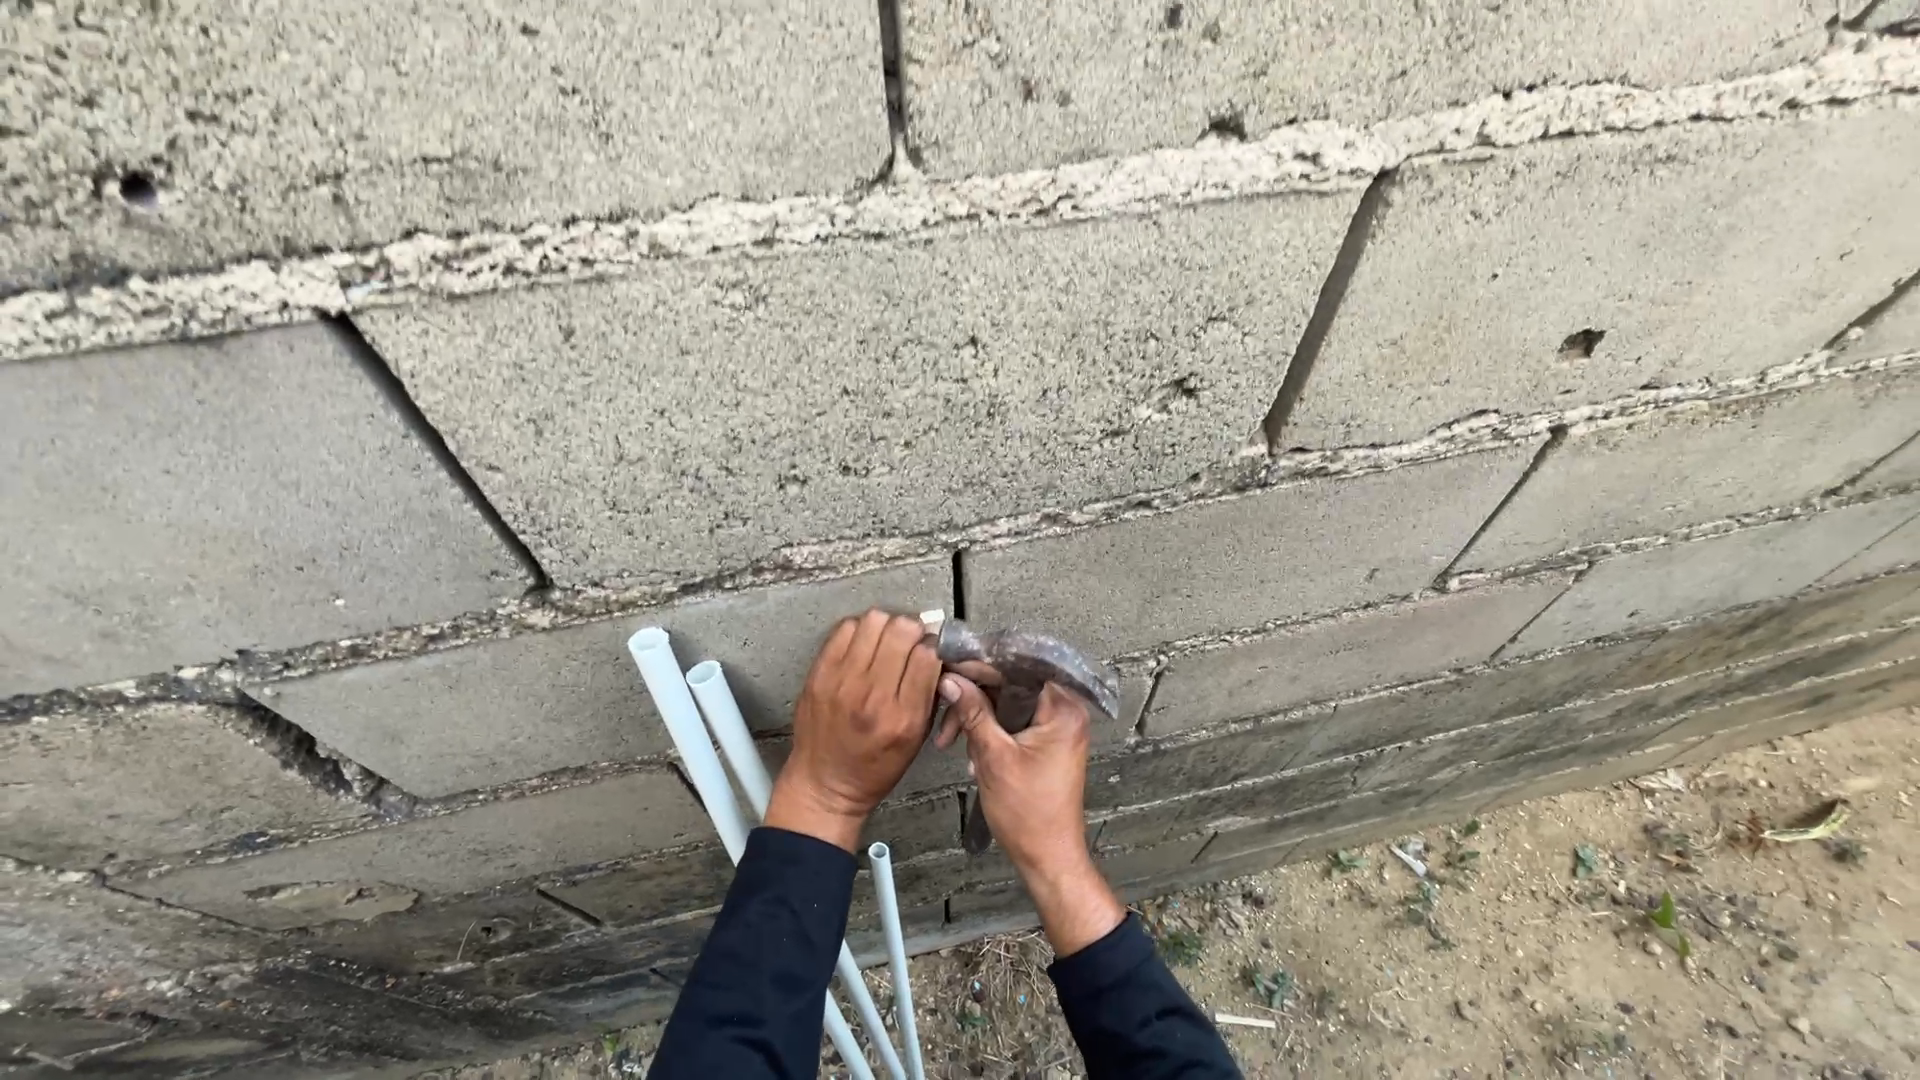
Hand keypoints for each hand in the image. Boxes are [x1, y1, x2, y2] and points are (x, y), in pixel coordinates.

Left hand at [764, 610, 939, 851]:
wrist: (825, 784)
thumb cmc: (875, 767)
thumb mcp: (917, 739)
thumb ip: (929, 694)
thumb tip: (935, 651)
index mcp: (904, 716)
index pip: (928, 654)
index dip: (934, 645)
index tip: (932, 648)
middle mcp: (873, 694)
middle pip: (902, 630)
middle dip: (913, 630)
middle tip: (910, 641)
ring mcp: (842, 681)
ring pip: (874, 621)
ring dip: (886, 626)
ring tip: (886, 641)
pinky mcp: (819, 674)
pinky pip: (844, 629)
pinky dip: (859, 630)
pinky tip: (862, 646)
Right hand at [936, 676, 1125, 954]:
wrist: (1047, 857)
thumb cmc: (1030, 814)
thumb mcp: (993, 757)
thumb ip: (973, 712)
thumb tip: (951, 680)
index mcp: (1063, 709)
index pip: (1019, 667)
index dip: (982, 668)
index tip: (952, 670)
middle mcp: (1065, 712)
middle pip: (1012, 685)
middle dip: (975, 699)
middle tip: (947, 714)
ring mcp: (1057, 727)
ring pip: (1008, 704)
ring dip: (978, 718)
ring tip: (954, 741)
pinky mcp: (1047, 742)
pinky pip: (1014, 722)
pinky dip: (991, 732)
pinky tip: (972, 753)